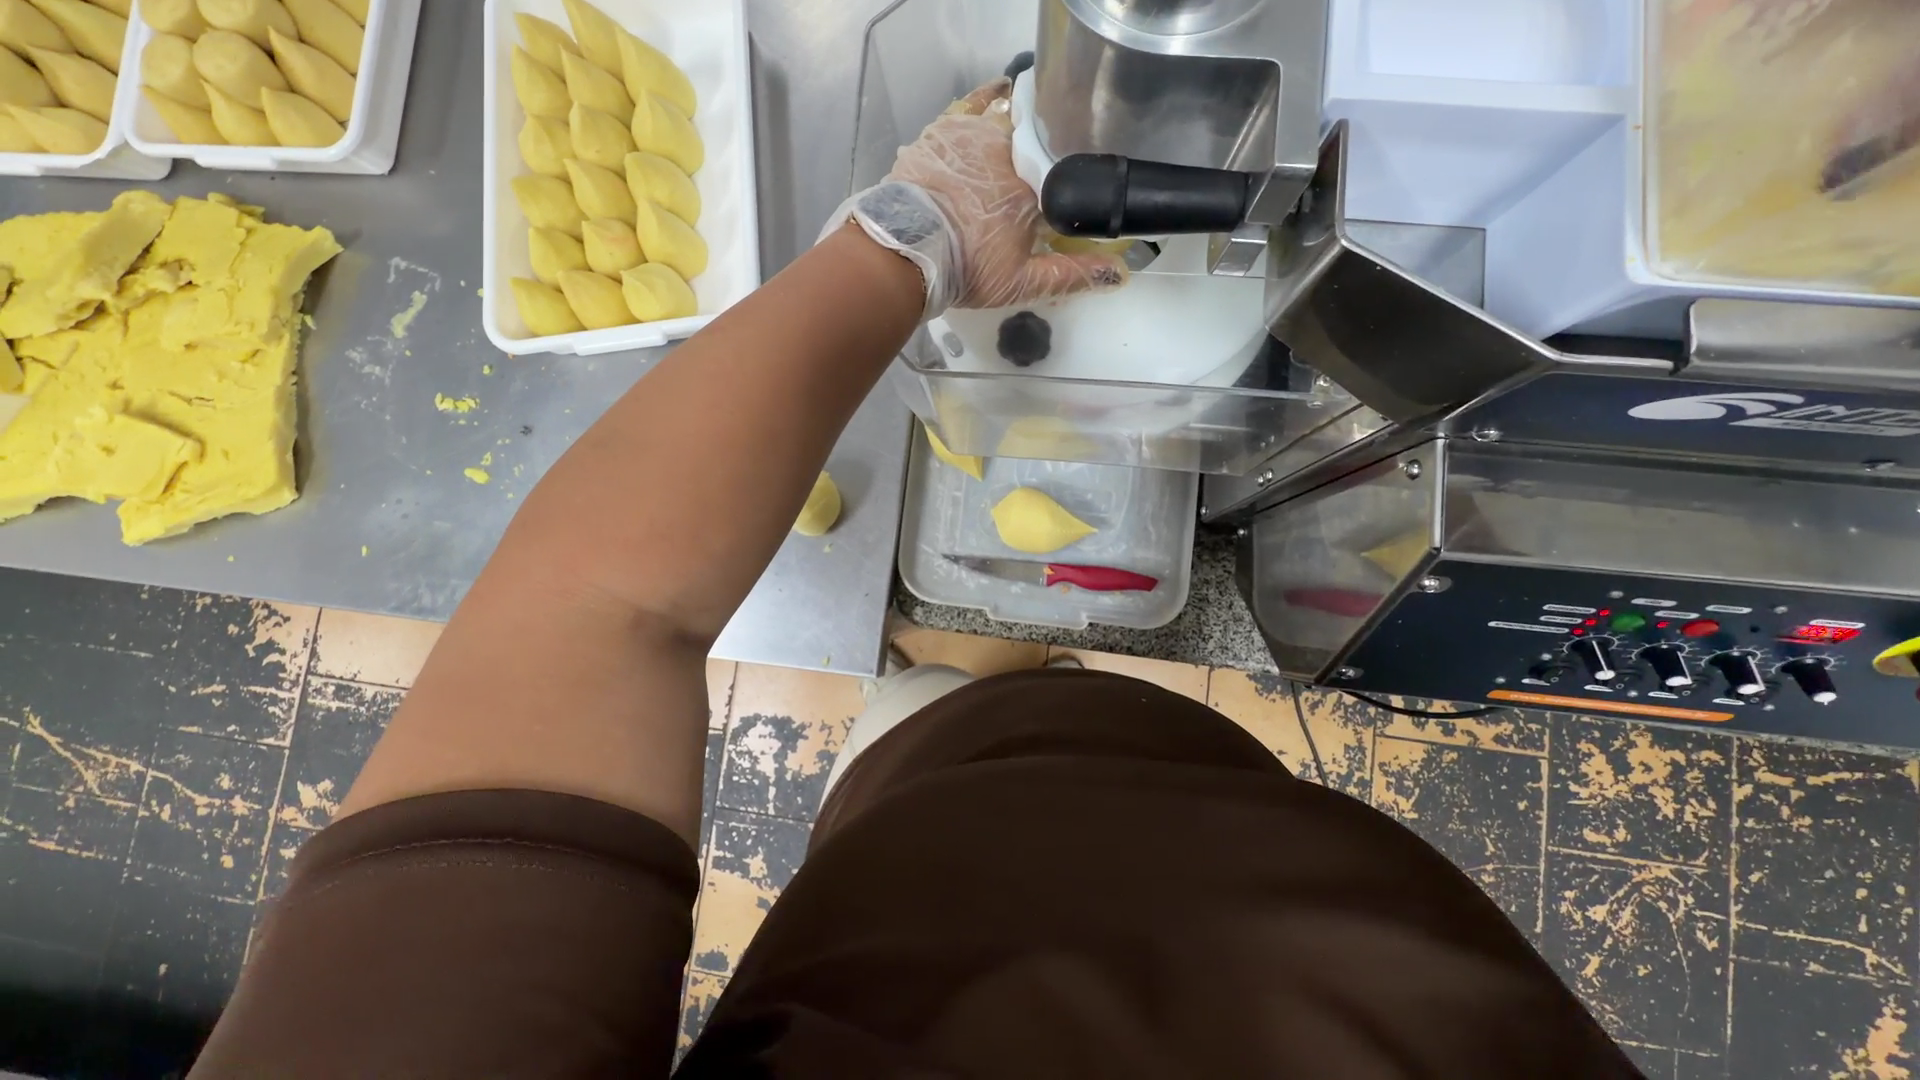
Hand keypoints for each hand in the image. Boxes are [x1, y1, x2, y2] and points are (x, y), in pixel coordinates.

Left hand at [887, 79, 1127, 310]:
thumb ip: (1072, 274)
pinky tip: (1000, 95)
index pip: (1064, 180)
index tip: (1061, 203)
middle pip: (1038, 149)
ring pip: (1010, 123)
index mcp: (1035, 190)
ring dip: (1018, 131)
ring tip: (1019, 145)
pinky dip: (991, 99)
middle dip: (1040, 161)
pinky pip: (976, 102)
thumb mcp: (1022, 282)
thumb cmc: (966, 269)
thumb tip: (1119, 274)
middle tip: (1034, 179)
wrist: (905, 253)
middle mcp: (1012, 154)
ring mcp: (978, 136)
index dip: (1066, 190)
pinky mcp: (946, 129)